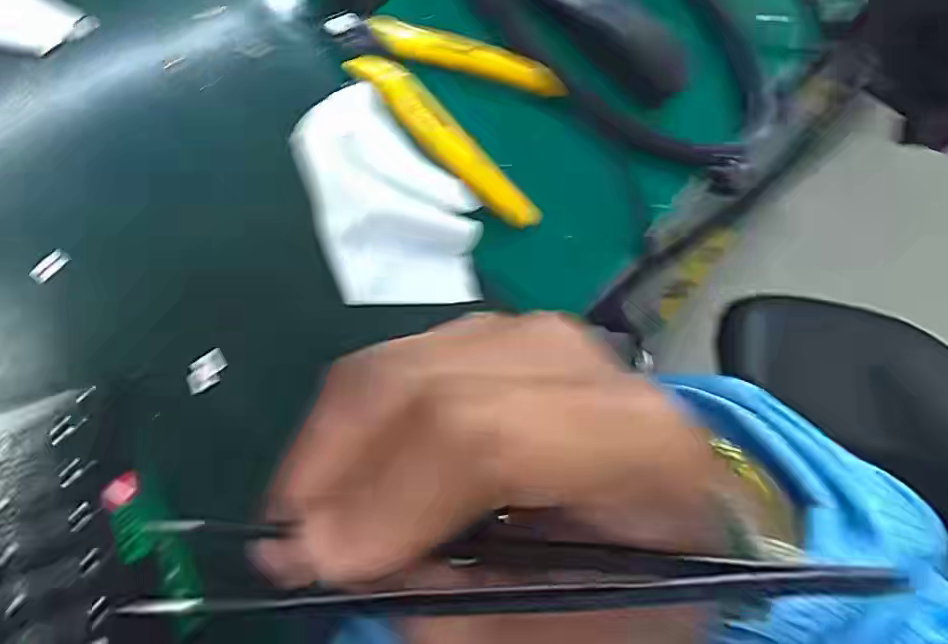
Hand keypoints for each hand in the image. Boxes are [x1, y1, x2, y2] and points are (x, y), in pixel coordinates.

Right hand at [254, 313, 754, 642]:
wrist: (663, 509)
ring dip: (325, 441)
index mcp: (632, 436)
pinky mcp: (462, 332)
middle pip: (417, 386)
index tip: (324, 560)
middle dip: (334, 462)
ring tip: (296, 511)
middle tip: (283, 538)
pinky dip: (339, 421)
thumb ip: (465, 613)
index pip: (487, 438)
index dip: (392, 496)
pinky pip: (379, 365)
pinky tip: (326, 473)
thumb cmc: (640, 586)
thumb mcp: (576, 630)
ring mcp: (505, 332)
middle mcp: (563, 357)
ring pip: (385, 366)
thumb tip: (342, 562)